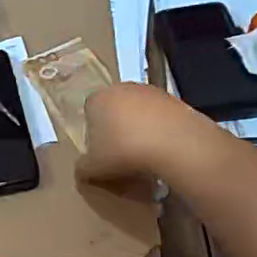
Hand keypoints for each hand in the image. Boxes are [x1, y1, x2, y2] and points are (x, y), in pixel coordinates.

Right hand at [77, 82, 202, 184]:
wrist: (173, 143)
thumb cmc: (122, 151)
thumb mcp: (93, 168)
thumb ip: (82, 167)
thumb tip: (81, 169)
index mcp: (97, 99)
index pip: (89, 112)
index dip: (93, 131)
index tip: (100, 149)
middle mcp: (121, 87)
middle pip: (114, 108)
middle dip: (116, 126)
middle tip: (120, 151)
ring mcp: (150, 91)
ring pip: (138, 111)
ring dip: (139, 127)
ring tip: (143, 152)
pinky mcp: (174, 98)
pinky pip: (159, 115)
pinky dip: (159, 128)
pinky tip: (161, 147)